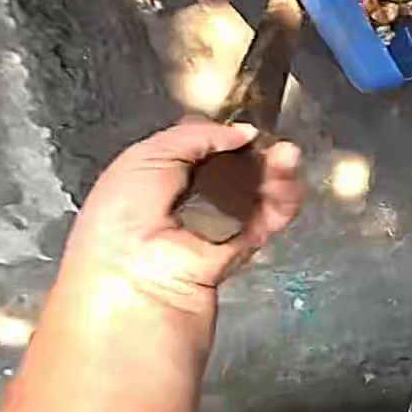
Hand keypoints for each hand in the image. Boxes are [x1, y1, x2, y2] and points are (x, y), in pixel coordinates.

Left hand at [59, 121, 304, 316]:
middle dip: (258, 148)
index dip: (223, 131)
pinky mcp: (249, 241)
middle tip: (271, 140)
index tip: (240, 125)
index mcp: (161, 175)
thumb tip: (245, 134)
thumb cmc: (123, 219)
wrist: (138, 285)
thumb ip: (194, 136)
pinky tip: (288, 182)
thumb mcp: (143, 160)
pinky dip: (285, 197)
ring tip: (287, 156)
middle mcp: (194, 195)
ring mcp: (224, 219)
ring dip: (278, 169)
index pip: (204, 144)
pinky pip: (273, 214)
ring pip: (261, 186)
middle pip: (239, 163)